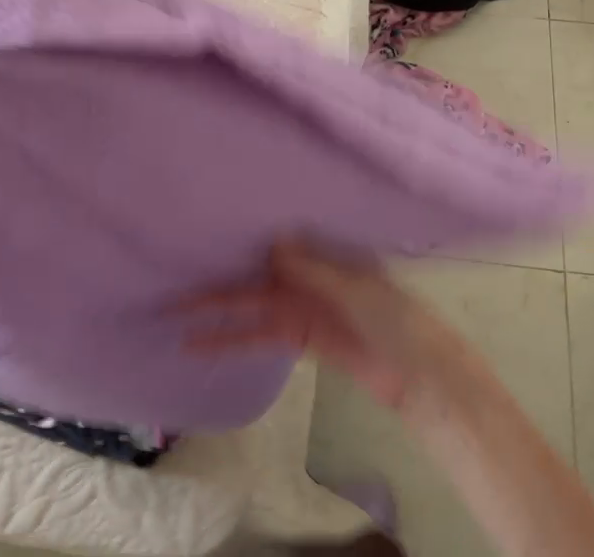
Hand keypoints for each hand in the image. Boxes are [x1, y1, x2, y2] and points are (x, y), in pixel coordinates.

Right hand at [183, 241, 478, 415]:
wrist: (419, 374)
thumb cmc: (395, 318)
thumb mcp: (356, 288)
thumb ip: (314, 268)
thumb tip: (272, 239)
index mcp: (326, 250)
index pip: (278, 233)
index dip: (245, 228)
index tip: (209, 218)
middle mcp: (308, 271)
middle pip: (255, 266)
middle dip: (220, 266)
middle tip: (176, 261)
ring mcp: (301, 304)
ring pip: (250, 300)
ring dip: (216, 305)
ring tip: (174, 306)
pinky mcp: (298, 337)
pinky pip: (258, 333)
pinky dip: (231, 336)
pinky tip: (201, 340)